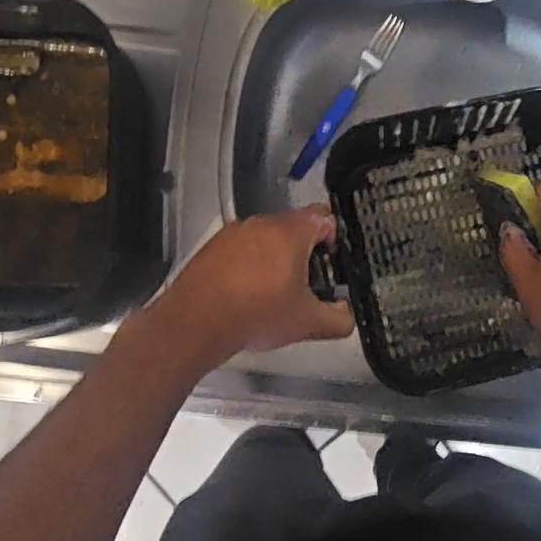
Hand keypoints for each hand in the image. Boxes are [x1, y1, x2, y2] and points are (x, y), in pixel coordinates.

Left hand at [124, 206, 354, 368]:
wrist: (194, 324)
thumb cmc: (258, 315)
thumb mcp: (308, 323)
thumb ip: (340, 318)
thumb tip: (346, 313)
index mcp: (290, 232)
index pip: (324, 216)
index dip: (334, 238)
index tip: (330, 264)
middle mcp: (261, 223)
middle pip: (294, 228)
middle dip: (305, 253)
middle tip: (307, 285)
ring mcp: (233, 233)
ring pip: (266, 239)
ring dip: (276, 259)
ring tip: (274, 294)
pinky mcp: (212, 247)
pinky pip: (242, 250)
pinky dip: (250, 266)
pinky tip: (246, 295)